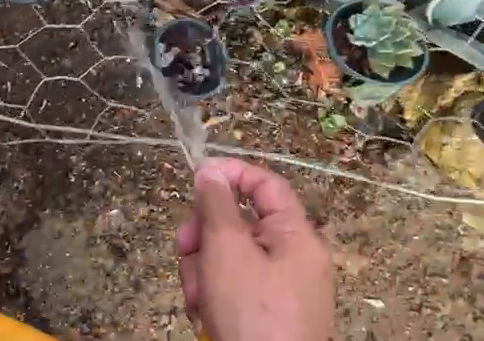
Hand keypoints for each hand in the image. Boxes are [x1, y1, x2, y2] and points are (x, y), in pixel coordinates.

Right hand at [176, 158, 333, 340]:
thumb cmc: (249, 310)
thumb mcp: (225, 247)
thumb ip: (215, 202)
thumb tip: (211, 170)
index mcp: (297, 238)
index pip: (266, 184)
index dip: (230, 172)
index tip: (196, 177)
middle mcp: (295, 259)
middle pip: (240, 220)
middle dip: (205, 231)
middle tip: (185, 245)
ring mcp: (282, 289)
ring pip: (230, 253)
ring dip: (203, 265)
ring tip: (197, 292)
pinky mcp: (269, 313)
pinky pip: (234, 282)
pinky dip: (213, 289)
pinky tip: (204, 309)